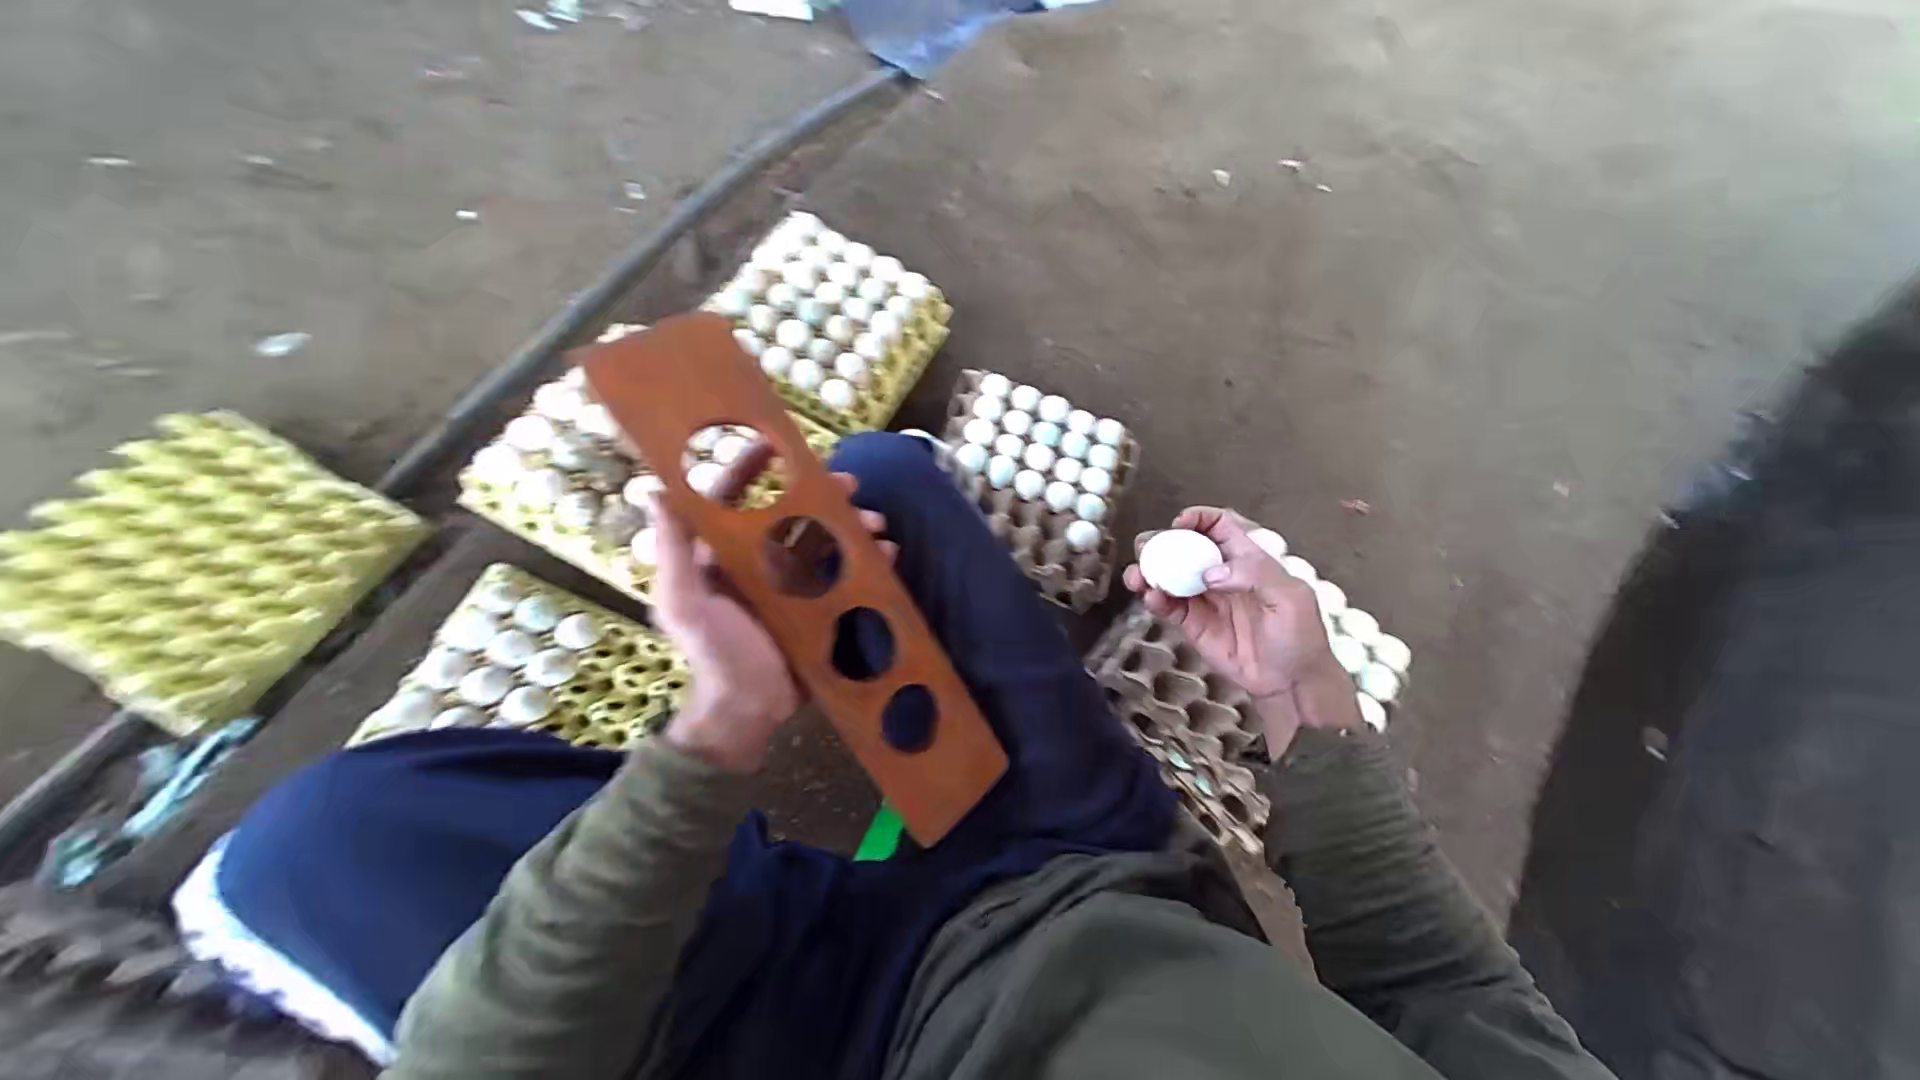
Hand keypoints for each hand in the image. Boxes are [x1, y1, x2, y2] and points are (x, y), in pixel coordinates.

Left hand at [651, 443, 893, 772]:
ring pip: (823, 541)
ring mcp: (791, 585)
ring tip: (876, 521)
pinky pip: (843, 575)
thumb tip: (656, 492)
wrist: (748, 712)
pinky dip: (866, 561)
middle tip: (850, 483)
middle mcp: (757, 562)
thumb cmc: (712, 654)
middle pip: (791, 514)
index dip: (753, 468)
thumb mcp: (683, 604)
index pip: (736, 499)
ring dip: (850, 525)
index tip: (775, 442)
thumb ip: (672, 551)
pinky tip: (887, 553)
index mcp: (722, 555)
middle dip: (821, 494)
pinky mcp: (818, 606)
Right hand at [1122, 507, 1360, 756]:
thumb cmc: (1300, 637)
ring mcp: (1203, 600)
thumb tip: (1210, 574)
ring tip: (1137, 575)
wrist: (1291, 683)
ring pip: (1168, 576)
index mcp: (1247, 559)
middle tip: (1147, 548)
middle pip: (1184, 548)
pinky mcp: (1191, 624)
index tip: (1180, 524)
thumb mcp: (1290, 597)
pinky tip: (1151, 598)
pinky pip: (1167, 606)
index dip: (1199, 519)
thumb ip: (1255, 574)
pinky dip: (1154, 599)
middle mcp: (1220, 575)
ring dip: (1149, 571)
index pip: (1220, 526)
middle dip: (1161, 543)